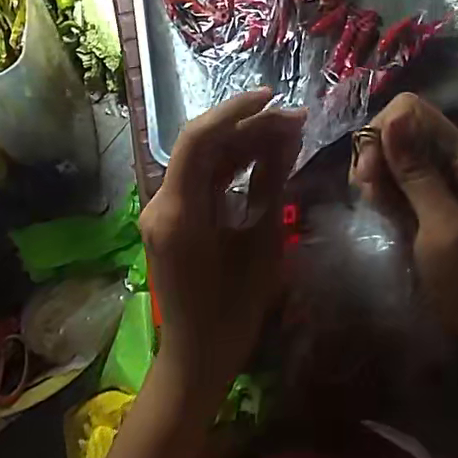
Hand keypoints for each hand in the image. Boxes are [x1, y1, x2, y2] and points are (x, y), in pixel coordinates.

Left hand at [140, 89, 305, 397]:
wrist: (197, 358)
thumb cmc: (233, 313)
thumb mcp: (261, 245)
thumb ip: (271, 185)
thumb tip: (288, 136)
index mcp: (178, 212)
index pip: (199, 140)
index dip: (236, 111)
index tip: (274, 99)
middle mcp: (162, 203)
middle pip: (203, 145)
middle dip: (249, 126)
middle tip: (296, 120)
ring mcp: (164, 210)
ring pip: (204, 159)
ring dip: (243, 143)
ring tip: (289, 133)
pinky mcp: (173, 218)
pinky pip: (203, 179)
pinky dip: (233, 165)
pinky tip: (265, 156)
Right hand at [351, 93, 457, 341]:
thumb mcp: (442, 227)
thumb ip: (417, 173)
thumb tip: (395, 118)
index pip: (413, 111)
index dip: (385, 132)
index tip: (370, 172)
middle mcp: (451, 162)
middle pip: (399, 129)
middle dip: (375, 153)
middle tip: (368, 192)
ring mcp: (436, 182)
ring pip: (390, 154)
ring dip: (374, 174)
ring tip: (376, 207)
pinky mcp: (422, 201)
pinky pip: (392, 179)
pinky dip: (379, 191)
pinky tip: (380, 212)